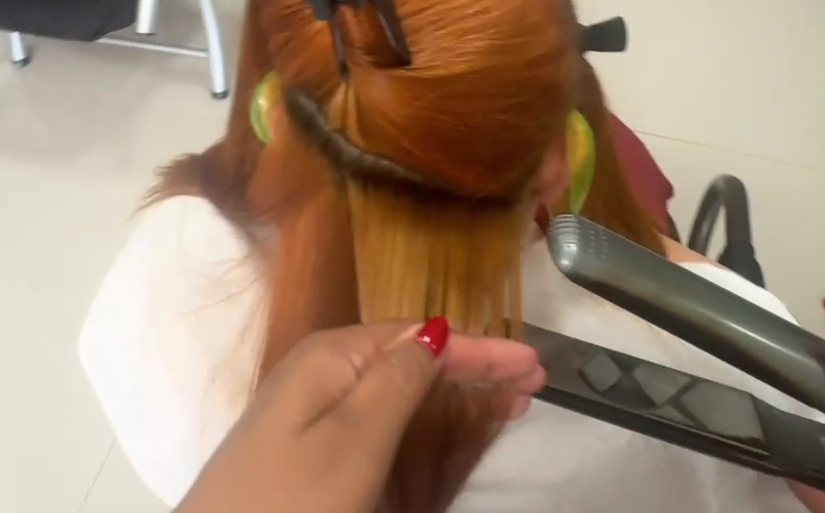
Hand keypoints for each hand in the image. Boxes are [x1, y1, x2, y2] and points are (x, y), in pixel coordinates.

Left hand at [174, 319, 545, 512]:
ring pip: (395, 378)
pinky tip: (435, 410)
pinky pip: (375, 404)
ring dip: (449, 380)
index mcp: (332, 355)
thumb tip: (434, 329)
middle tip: (529, 380)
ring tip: (500, 393)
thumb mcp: (352, 443)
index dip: (480, 348)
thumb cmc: (290, 503)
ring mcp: (308, 403)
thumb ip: (395, 382)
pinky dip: (417, 404)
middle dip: (470, 361)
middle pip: (411, 352)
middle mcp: (321, 367)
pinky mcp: (304, 440)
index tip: (534, 364)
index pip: (421, 336)